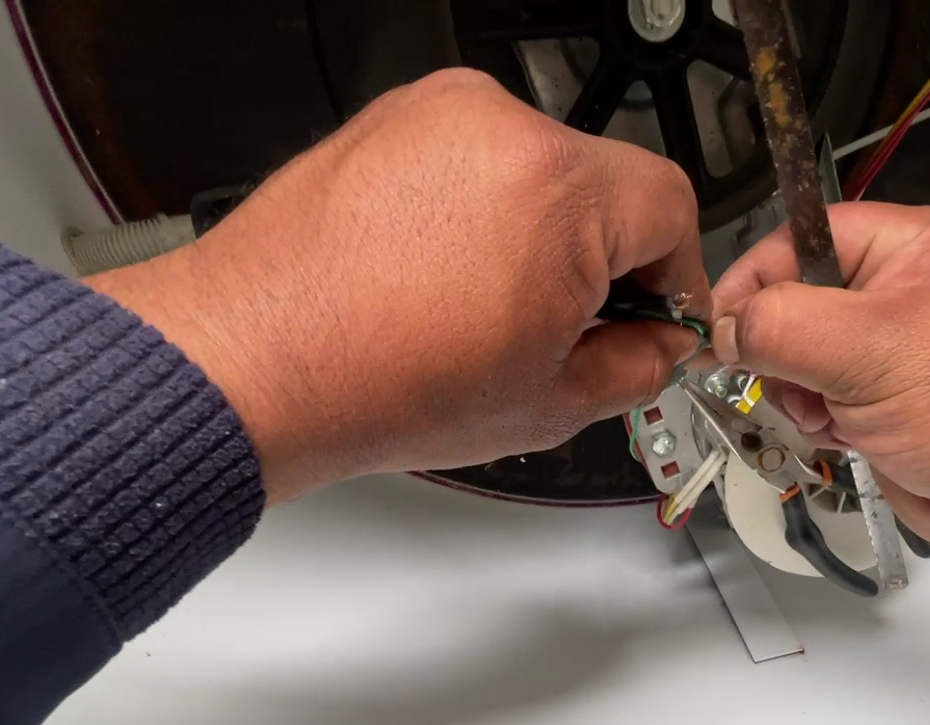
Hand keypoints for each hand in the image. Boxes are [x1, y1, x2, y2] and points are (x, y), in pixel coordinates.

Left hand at [89, 68, 707, 500]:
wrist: (254, 364)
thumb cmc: (379, 383)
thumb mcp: (550, 404)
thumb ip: (636, 368)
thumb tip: (660, 346)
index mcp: (559, 192)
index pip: (672, 206)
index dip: (675, 275)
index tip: (655, 318)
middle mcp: (501, 127)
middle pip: (609, 187)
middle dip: (609, 264)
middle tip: (576, 332)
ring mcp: (439, 115)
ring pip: (545, 176)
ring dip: (548, 242)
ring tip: (496, 316)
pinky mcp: (396, 123)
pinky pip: (482, 165)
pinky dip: (491, 219)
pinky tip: (454, 284)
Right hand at [711, 202, 929, 552]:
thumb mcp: (871, 351)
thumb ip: (782, 325)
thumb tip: (725, 325)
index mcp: (914, 246)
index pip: (805, 239)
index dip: (755, 279)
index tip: (720, 328)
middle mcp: (905, 292)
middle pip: (799, 303)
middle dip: (784, 352)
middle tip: (795, 384)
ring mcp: (898, 350)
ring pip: (807, 359)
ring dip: (804, 395)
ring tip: (833, 417)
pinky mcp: (891, 401)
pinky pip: (826, 400)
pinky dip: (824, 422)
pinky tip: (849, 436)